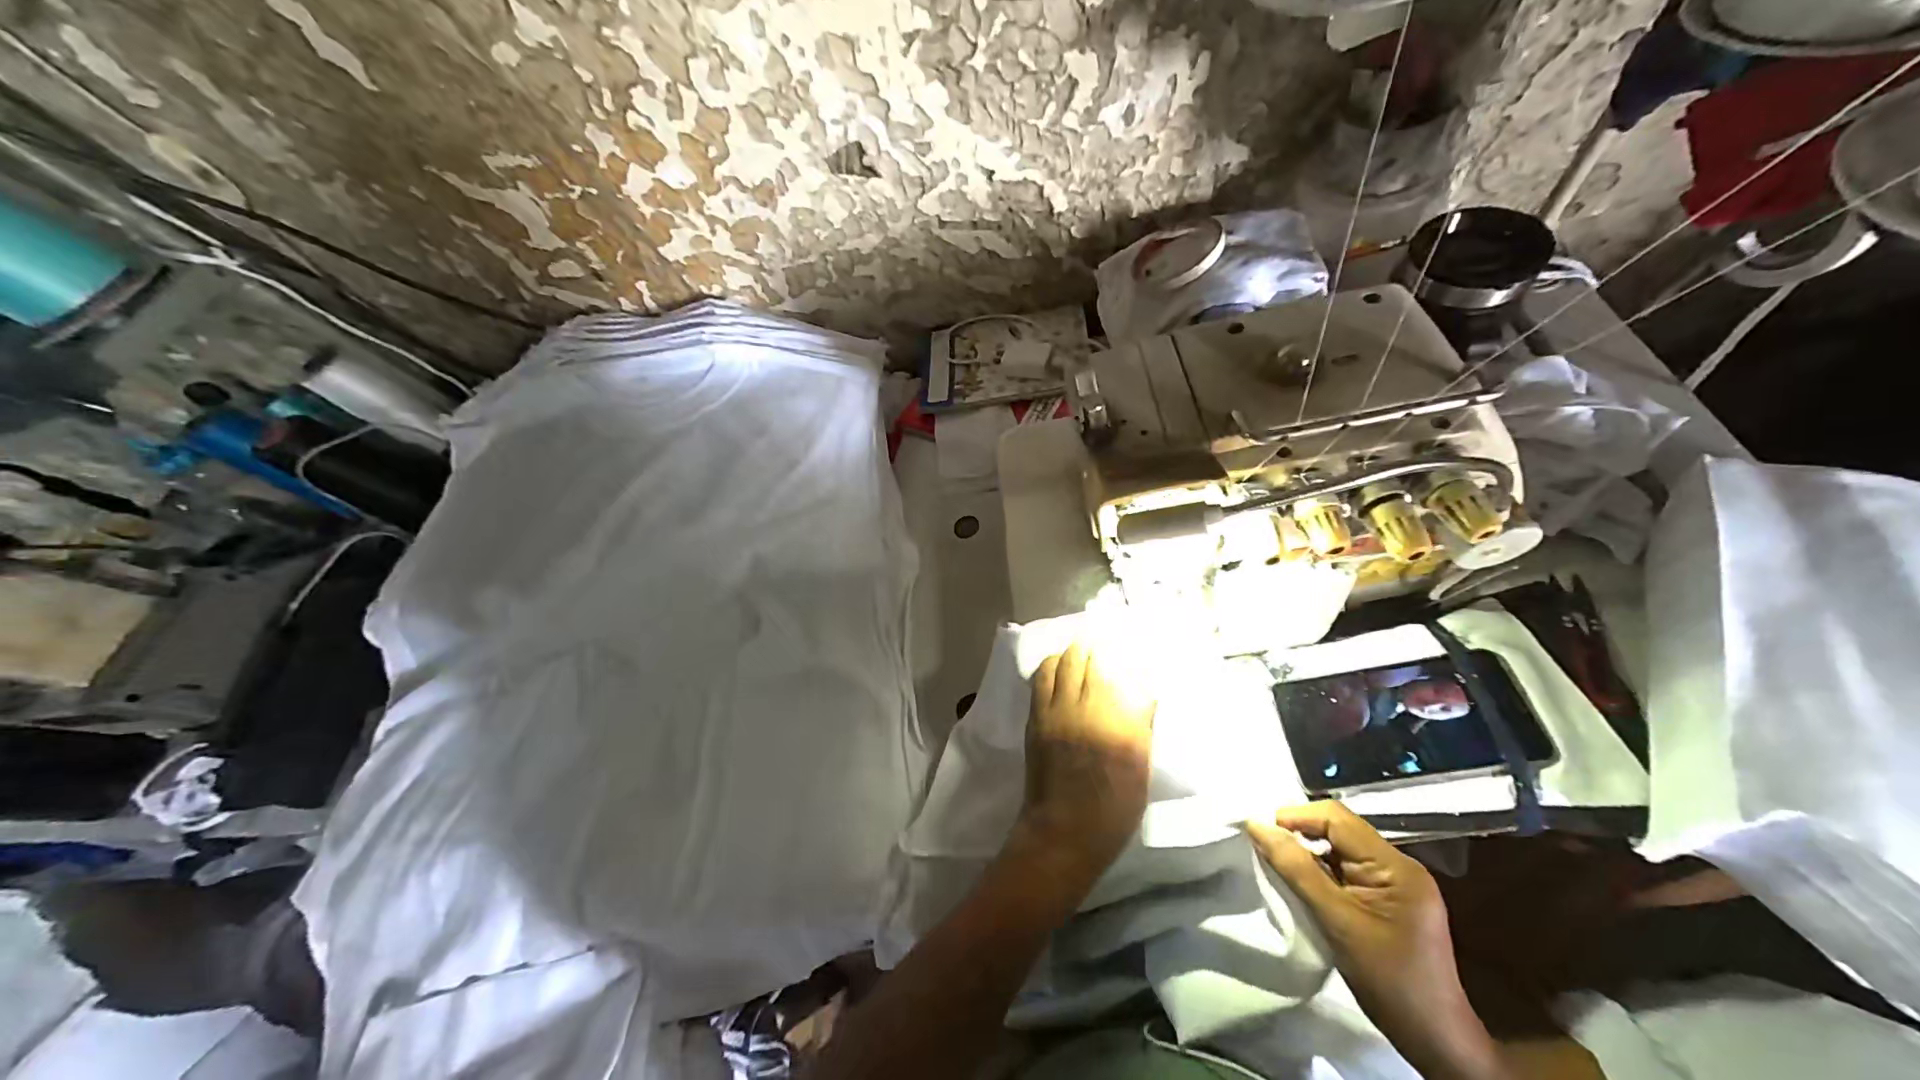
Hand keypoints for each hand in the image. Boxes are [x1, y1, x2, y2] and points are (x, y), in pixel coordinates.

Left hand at [1018, 643, 1155, 876]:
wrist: (1065, 831)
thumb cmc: (1113, 807)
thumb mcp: (1140, 767)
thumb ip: (1141, 726)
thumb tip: (1143, 694)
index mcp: (1116, 719)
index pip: (1115, 670)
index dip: (1117, 655)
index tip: (1123, 649)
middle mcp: (1082, 706)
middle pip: (1083, 660)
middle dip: (1091, 649)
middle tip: (1100, 647)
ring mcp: (1054, 710)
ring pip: (1058, 664)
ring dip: (1068, 655)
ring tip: (1077, 655)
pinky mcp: (1035, 719)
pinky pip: (1040, 681)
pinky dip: (1050, 669)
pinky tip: (1058, 672)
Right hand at [1247, 802, 1508, 1079]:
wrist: (1434, 1037)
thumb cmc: (1387, 978)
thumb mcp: (1335, 920)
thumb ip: (1296, 868)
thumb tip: (1256, 825)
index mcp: (1395, 865)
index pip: (1337, 819)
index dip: (1296, 817)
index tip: (1261, 833)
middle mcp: (1400, 866)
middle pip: (1339, 831)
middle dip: (1300, 835)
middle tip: (1265, 850)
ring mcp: (1398, 884)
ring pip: (1341, 851)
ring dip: (1309, 855)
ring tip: (1280, 868)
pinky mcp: (1392, 902)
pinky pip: (1349, 872)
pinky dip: (1322, 873)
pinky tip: (1305, 888)